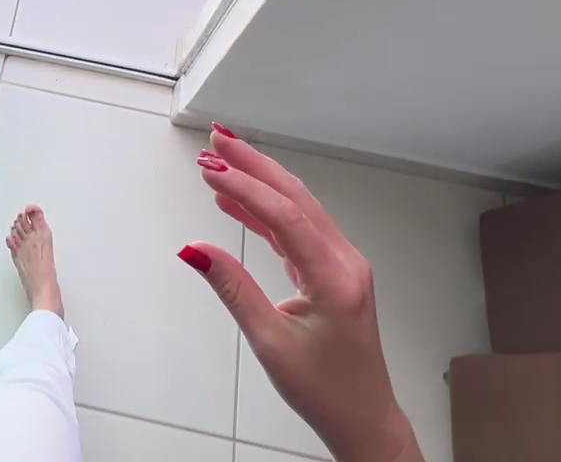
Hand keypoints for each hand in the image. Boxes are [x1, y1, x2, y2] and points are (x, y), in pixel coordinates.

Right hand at [180, 127, 424, 461]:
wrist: (366, 421)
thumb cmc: (325, 392)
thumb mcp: (270, 343)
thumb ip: (232, 288)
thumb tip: (194, 249)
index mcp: (335, 278)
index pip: (285, 216)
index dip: (245, 188)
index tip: (210, 169)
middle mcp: (345, 260)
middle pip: (294, 196)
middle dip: (253, 163)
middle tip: (216, 138)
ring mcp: (342, 261)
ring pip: (296, 205)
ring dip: (258, 178)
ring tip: (219, 158)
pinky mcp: (332, 267)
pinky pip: (296, 226)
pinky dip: (264, 209)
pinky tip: (234, 200)